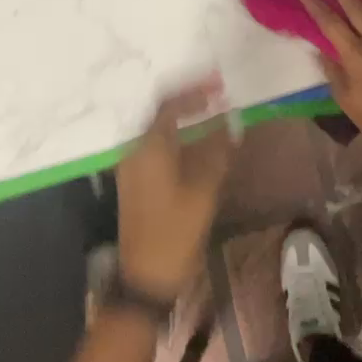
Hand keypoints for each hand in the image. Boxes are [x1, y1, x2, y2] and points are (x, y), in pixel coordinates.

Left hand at [116, 80, 234, 301]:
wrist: (144, 277)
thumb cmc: (175, 232)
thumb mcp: (203, 190)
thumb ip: (217, 150)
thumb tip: (230, 120)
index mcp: (148, 148)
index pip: (170, 104)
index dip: (196, 90)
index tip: (220, 84)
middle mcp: (134, 151)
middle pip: (161, 113)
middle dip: (190, 100)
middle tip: (218, 94)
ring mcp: (132, 167)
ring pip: (159, 130)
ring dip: (185, 119)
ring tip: (213, 114)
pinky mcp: (136, 182)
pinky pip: (157, 146)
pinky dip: (178, 137)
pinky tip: (198, 143)